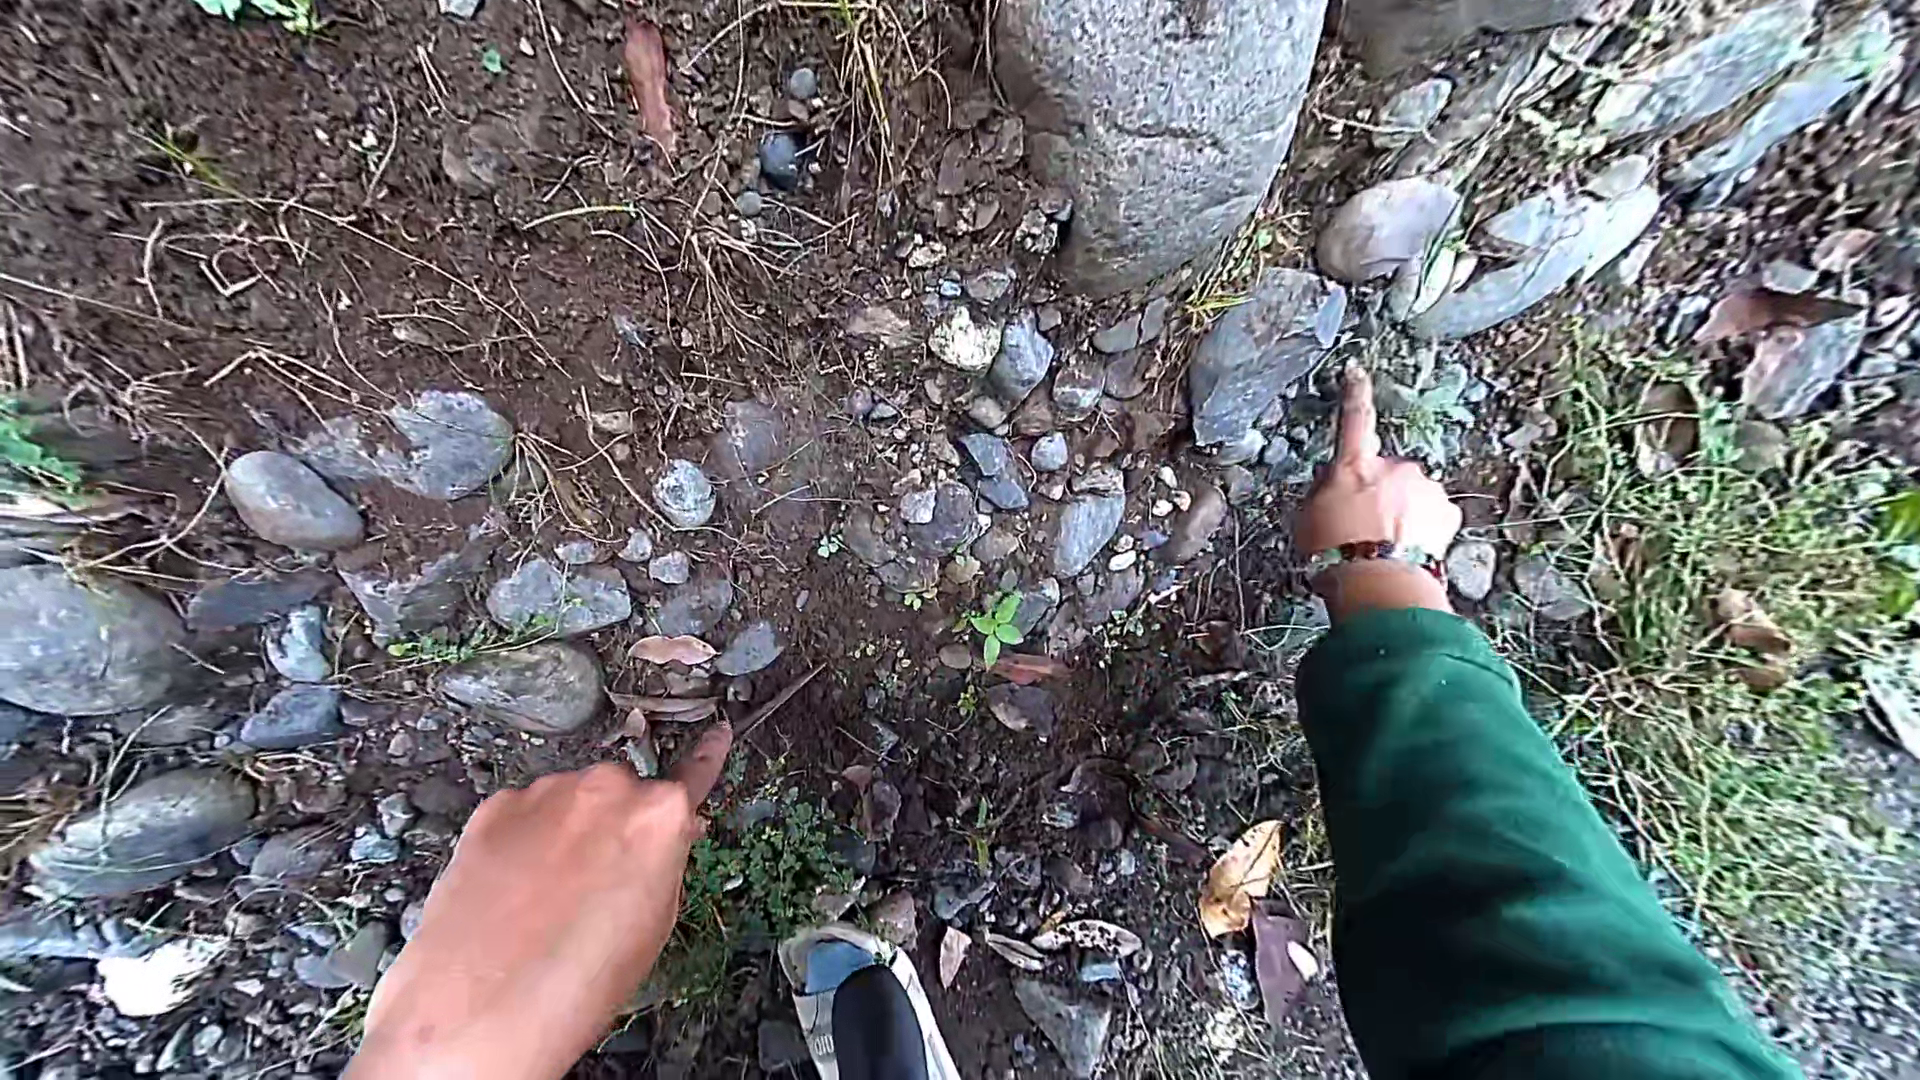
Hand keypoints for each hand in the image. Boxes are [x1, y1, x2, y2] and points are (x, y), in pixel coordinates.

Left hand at [346, 722, 733, 1079]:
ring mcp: (550, 792)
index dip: (710, 751)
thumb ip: (666, 860)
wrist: (469, 1024)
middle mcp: (611, 787)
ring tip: (544, 889)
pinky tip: (512, 883)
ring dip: (570, 827)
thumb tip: (666, 835)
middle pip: (626, 793)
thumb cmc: (577, 985)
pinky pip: (528, 809)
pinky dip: (526, 836)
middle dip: (619, 822)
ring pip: (575, 798)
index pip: (697, 770)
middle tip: (598, 875)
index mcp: (661, 814)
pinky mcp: (496, 807)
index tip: (718, 731)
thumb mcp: (654, 921)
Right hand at [1296, 365, 1461, 620]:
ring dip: (1397, 510)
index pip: (1353, 419)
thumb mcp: (1306, 516)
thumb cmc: (1331, 551)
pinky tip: (1401, 547)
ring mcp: (1424, 488)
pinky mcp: (1447, 511)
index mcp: (1353, 465)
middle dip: (1375, 488)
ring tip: (1377, 543)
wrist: (1376, 582)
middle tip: (1356, 522)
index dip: (1353, 393)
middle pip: (1383, 469)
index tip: (1356, 371)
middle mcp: (1394, 467)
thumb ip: (1323, 490)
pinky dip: (1419, 526)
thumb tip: (1335, 483)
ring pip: (1409, 492)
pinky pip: (1430, 513)